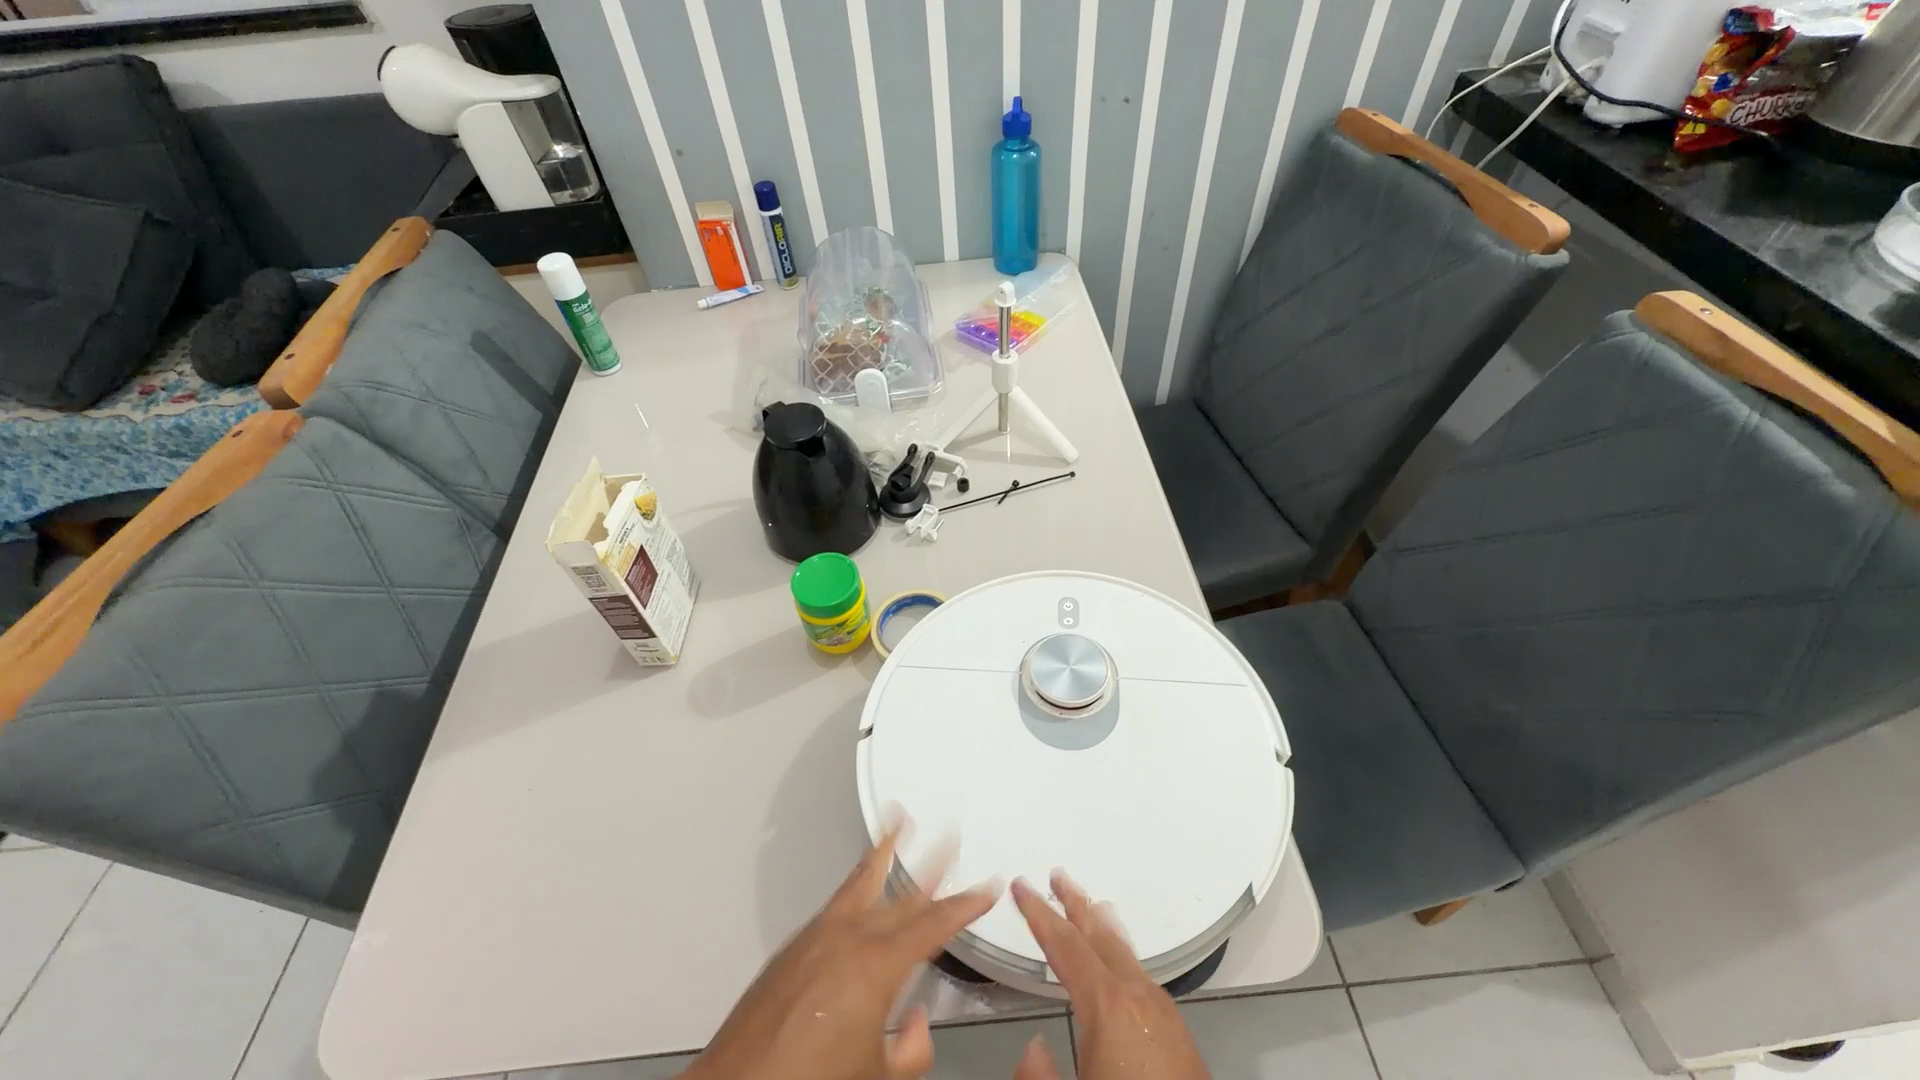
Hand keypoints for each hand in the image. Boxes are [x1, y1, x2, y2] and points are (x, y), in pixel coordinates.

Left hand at [680, 823, 998, 1079]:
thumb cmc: (811, 1079)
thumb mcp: (880, 1074)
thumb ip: (912, 1047)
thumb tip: (916, 1024)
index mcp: (877, 965)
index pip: (933, 924)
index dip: (964, 905)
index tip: (985, 887)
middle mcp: (848, 938)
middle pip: (900, 893)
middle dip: (930, 863)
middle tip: (950, 837)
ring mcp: (816, 936)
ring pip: (860, 882)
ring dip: (884, 852)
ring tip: (897, 822)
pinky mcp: (793, 946)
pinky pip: (835, 901)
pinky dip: (854, 882)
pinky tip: (860, 884)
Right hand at [1009, 871, 1209, 1079]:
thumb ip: (1039, 1076)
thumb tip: (1032, 1048)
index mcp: (1105, 1005)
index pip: (1064, 945)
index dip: (1039, 914)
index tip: (1021, 886)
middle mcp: (1135, 995)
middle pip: (1099, 935)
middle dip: (1075, 903)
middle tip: (1056, 875)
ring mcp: (1160, 1008)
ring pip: (1124, 951)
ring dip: (1100, 925)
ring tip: (1088, 903)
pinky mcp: (1175, 1026)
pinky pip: (1139, 971)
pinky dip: (1120, 951)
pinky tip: (1118, 960)